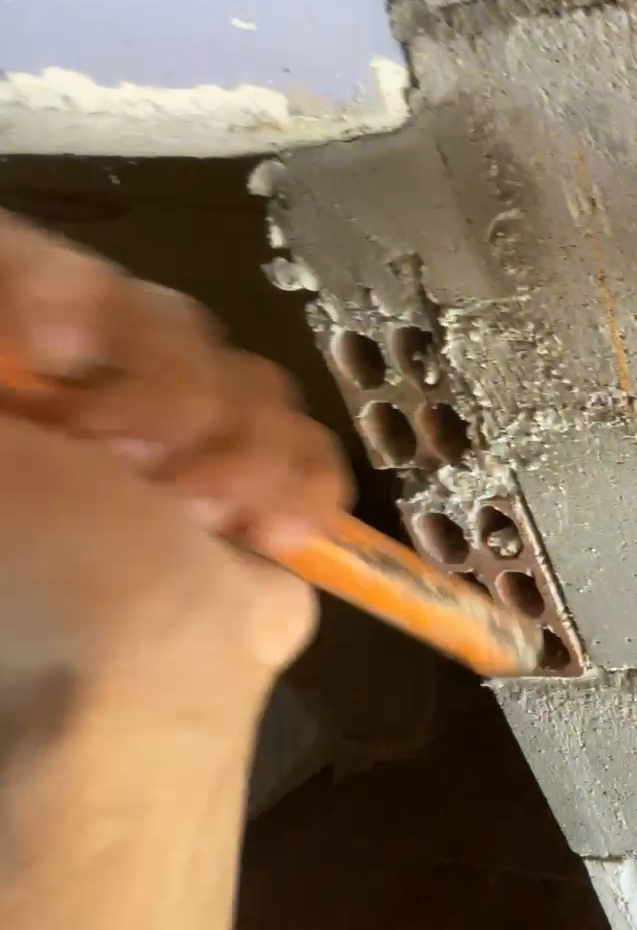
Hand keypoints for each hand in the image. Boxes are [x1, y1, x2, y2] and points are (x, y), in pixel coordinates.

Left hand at [0, 210, 349, 738]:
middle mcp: (87, 393)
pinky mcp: (267, 474)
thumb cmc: (46, 565)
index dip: (66, 288)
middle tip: (140, 467)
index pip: (33, 261)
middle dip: (173, 400)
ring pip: (254, 381)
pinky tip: (268, 533)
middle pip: (166, 317)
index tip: (64, 357)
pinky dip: (304, 488)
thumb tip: (32, 340)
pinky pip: (312, 439)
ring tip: (213, 521)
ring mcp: (189, 437)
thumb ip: (3, 362)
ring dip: (244, 460)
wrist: (165, 668)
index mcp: (15, 381)